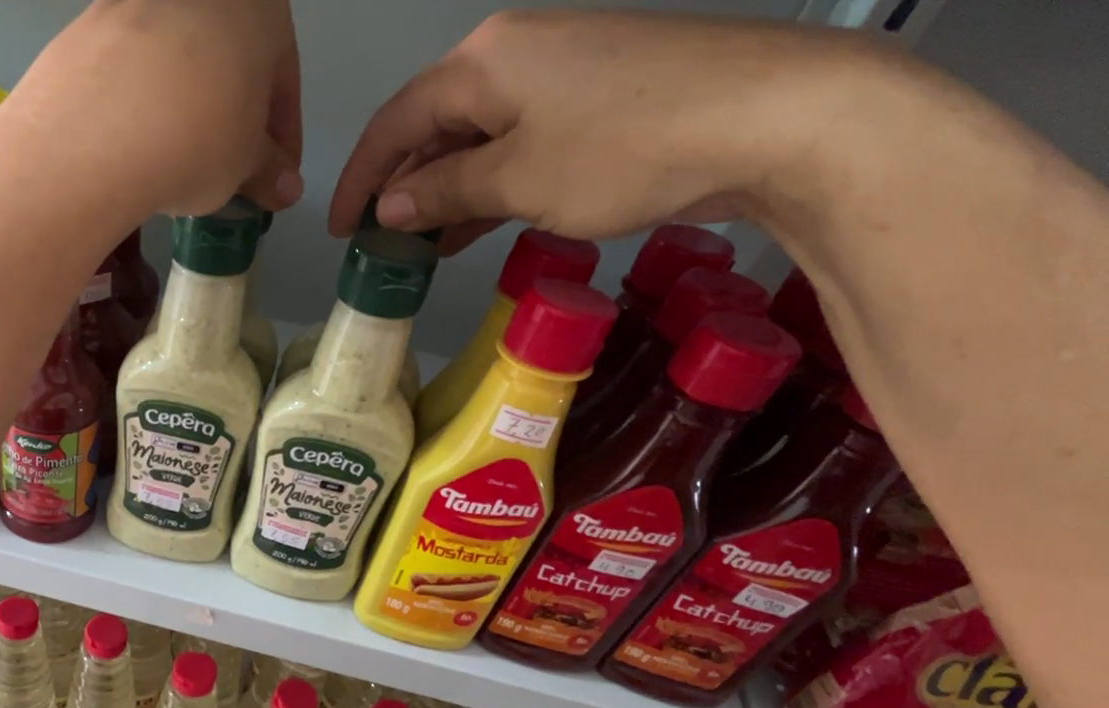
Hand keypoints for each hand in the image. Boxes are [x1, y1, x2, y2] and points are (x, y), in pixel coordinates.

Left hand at [0, 0, 302, 217]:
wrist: (97, 128)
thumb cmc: (200, 137)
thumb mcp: (246, 165)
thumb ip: (269, 171)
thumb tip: (285, 188)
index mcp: (259, 5)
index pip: (284, 81)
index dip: (282, 140)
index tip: (272, 179)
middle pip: (227, 63)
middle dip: (231, 119)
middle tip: (227, 173)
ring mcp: (138, 1)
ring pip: (177, 63)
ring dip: (185, 109)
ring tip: (176, 164)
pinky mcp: (87, 26)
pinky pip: (130, 72)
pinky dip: (140, 105)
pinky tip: (135, 148)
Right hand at [330, 11, 899, 251]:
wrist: (772, 116)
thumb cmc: (623, 148)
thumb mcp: (517, 179)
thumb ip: (444, 191)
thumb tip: (391, 205)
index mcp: (483, 61)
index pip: (396, 120)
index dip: (361, 178)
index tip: (340, 229)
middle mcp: (515, 53)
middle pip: (435, 125)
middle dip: (404, 186)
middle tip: (382, 246)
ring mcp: (561, 72)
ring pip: (479, 138)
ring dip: (446, 192)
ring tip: (422, 248)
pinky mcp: (597, 97)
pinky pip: (520, 143)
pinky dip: (491, 186)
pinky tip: (475, 226)